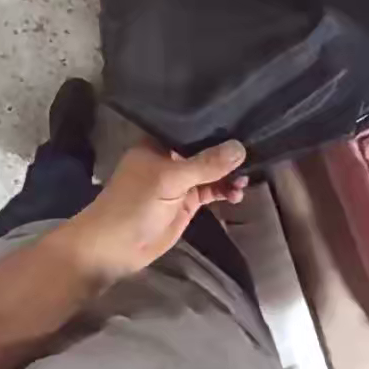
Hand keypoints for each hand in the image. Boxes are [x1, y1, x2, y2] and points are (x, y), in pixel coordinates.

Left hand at [49, 139, 248, 282]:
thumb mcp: (171, 180)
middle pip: (206, 148)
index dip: (216, 124)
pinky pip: (212, 190)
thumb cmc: (134, 205)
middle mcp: (171, 156)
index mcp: (159, 141)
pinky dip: (225, 191)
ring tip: (245, 181)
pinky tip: (237, 194)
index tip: (245, 119)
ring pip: (212, 171)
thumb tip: (241, 147)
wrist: (113, 249)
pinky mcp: (186, 202)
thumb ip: (206, 164)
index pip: (192, 126)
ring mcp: (180, 180)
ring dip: (229, 174)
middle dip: (228, 152)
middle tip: (255, 153)